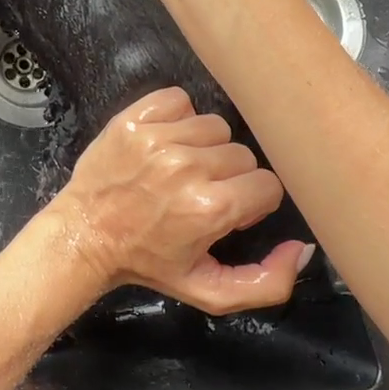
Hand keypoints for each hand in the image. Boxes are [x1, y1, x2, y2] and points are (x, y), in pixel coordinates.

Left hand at [43, 87, 313, 315]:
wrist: (87, 233)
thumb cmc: (150, 262)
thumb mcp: (211, 291)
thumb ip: (268, 281)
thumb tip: (301, 247)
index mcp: (211, 207)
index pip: (267, 184)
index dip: (252, 201)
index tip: (229, 211)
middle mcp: (187, 166)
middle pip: (241, 153)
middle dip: (229, 175)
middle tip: (202, 192)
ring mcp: (157, 138)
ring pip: (213, 125)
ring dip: (204, 145)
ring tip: (182, 167)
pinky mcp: (133, 117)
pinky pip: (178, 98)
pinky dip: (177, 115)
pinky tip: (166, 140)